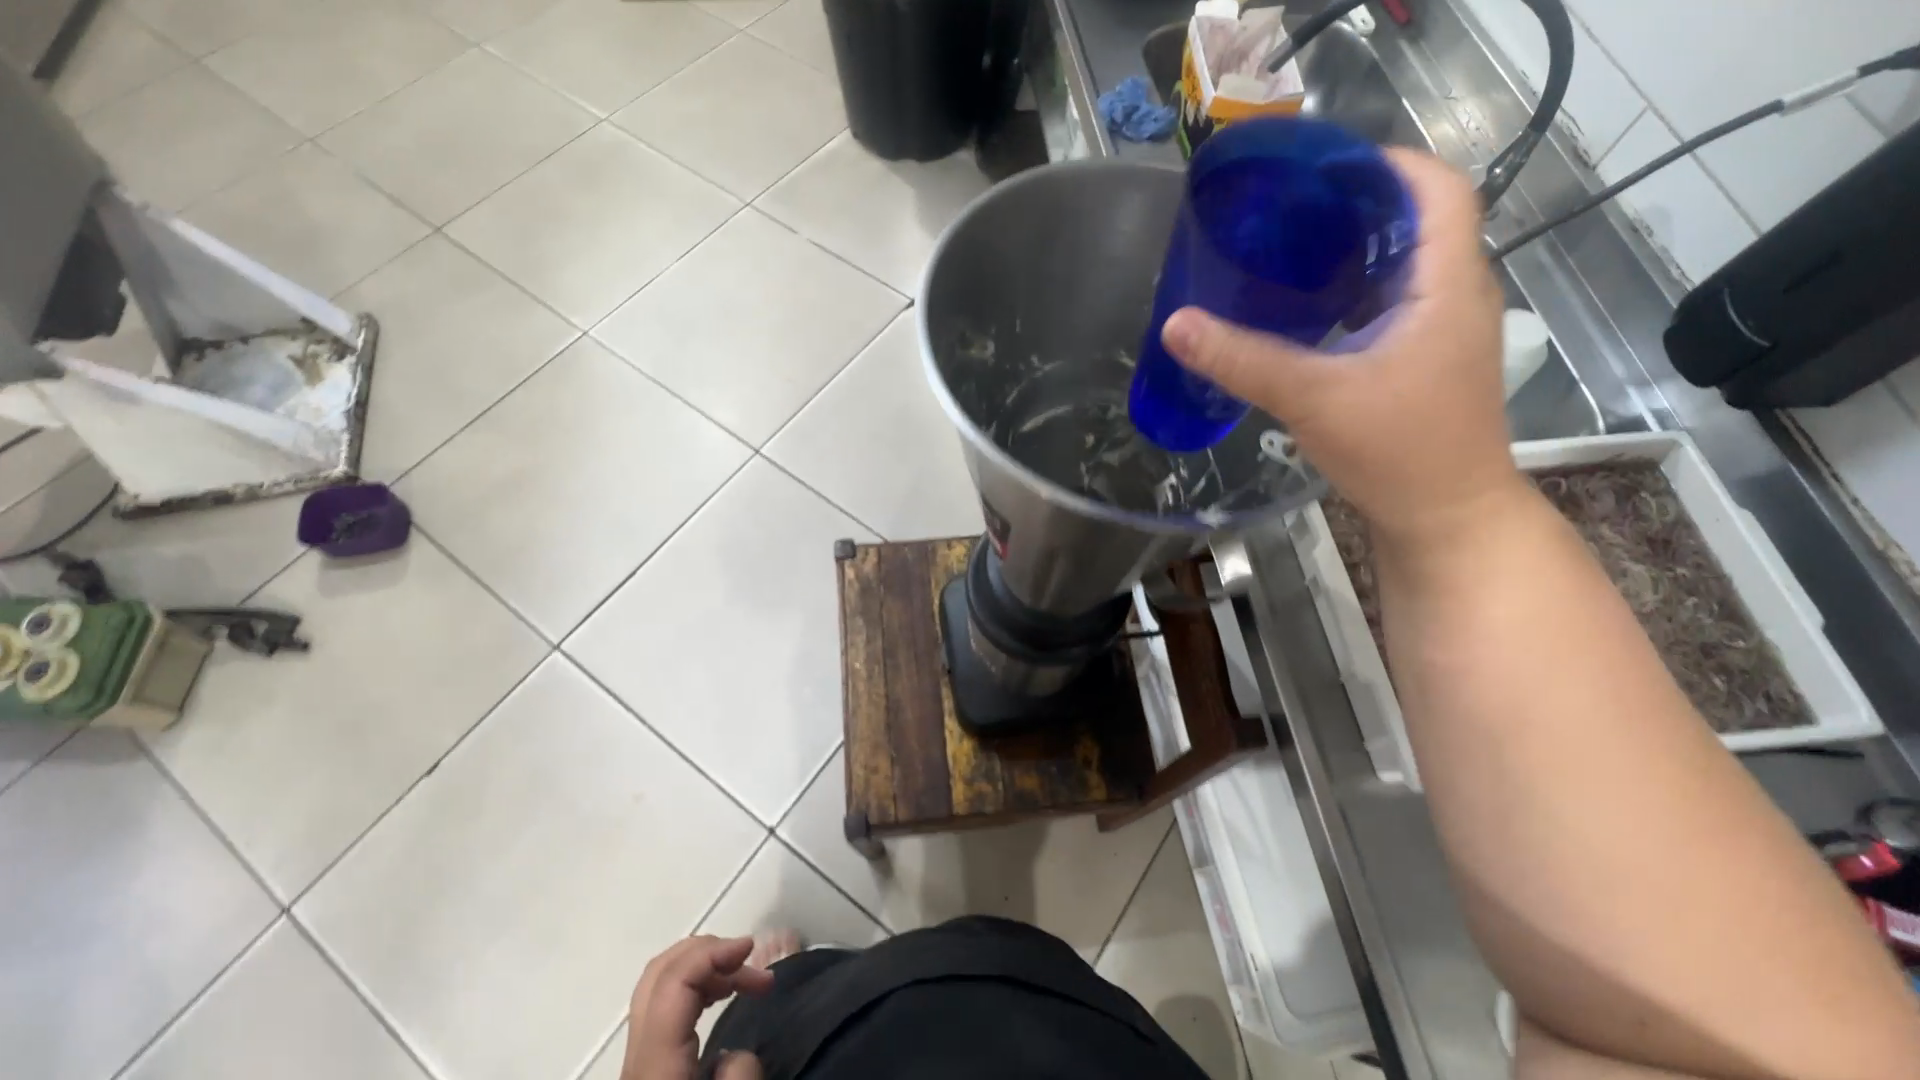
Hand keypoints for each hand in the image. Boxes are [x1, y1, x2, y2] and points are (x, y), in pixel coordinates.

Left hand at [620, 936, 773, 1079]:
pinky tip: (719, 996)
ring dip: (704, 969)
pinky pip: (663, 1007)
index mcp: (654, 1063)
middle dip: (706, 951)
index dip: (710, 953)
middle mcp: (638, 1053)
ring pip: (658, 986)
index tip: (750, 947)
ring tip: (743, 978)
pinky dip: (694, 987)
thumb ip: (739, 1075)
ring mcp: (638, 1057)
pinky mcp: (646, 1065)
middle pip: (658, 973)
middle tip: (747, 957)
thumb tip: (736, 1052)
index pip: (672, 983)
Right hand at [1160, 148, 1524, 544]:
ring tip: (1287, 243)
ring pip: (1404, 259)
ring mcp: (1443, 327)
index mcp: (1447, 283)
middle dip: (1354, 202)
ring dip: (1353, 245)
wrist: (1447, 517)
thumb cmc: (1399, 451)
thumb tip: (1176, 323)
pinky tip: (1306, 304)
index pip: (1440, 186)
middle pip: (1417, 216)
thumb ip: (1243, 360)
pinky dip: (1352, 287)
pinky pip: (1392, 298)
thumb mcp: (1313, 399)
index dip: (1386, 163)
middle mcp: (1456, 292)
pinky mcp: (1426, 356)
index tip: (1319, 168)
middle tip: (1285, 205)